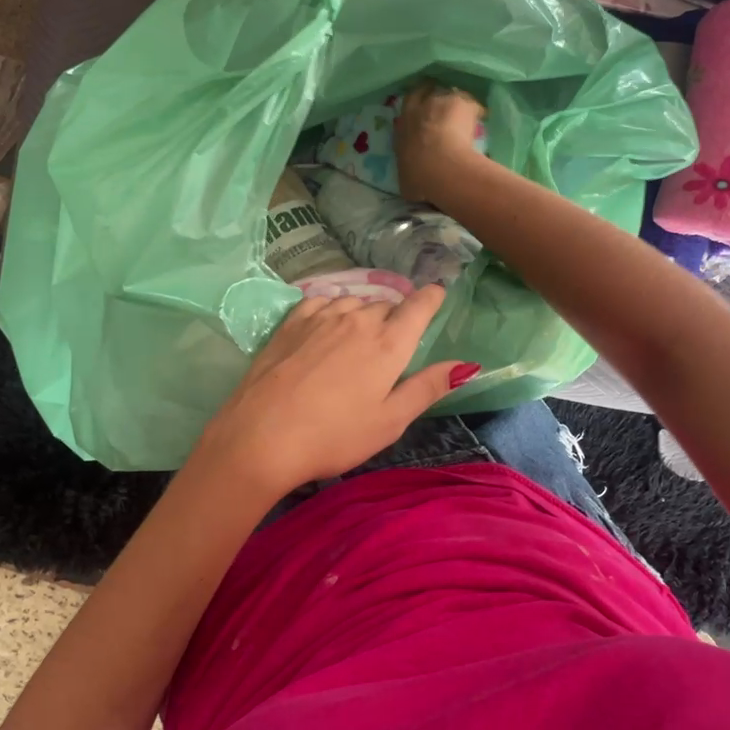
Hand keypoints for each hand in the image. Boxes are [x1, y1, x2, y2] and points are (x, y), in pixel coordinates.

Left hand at [193, 285, 478, 493]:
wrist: (262, 435)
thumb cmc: (334, 436)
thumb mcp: (389, 421)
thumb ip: (427, 388)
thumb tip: (467, 364)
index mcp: (388, 344)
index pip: (418, 307)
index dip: (431, 298)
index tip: (437, 293)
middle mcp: (357, 319)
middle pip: (385, 305)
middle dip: (395, 316)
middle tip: (393, 341)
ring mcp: (320, 317)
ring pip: (353, 301)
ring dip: (363, 312)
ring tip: (359, 336)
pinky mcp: (290, 322)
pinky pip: (321, 302)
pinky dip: (332, 308)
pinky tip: (327, 324)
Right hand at [395, 81, 488, 206]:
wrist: (440, 167)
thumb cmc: (419, 177)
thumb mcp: (407, 178)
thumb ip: (410, 170)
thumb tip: (414, 177)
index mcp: (403, 126)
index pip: (407, 105)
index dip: (417, 104)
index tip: (425, 110)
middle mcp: (418, 109)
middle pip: (426, 91)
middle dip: (434, 94)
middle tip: (446, 104)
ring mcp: (440, 102)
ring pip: (450, 94)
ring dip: (456, 103)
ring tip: (467, 115)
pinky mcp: (461, 103)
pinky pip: (471, 104)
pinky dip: (477, 110)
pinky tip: (483, 119)